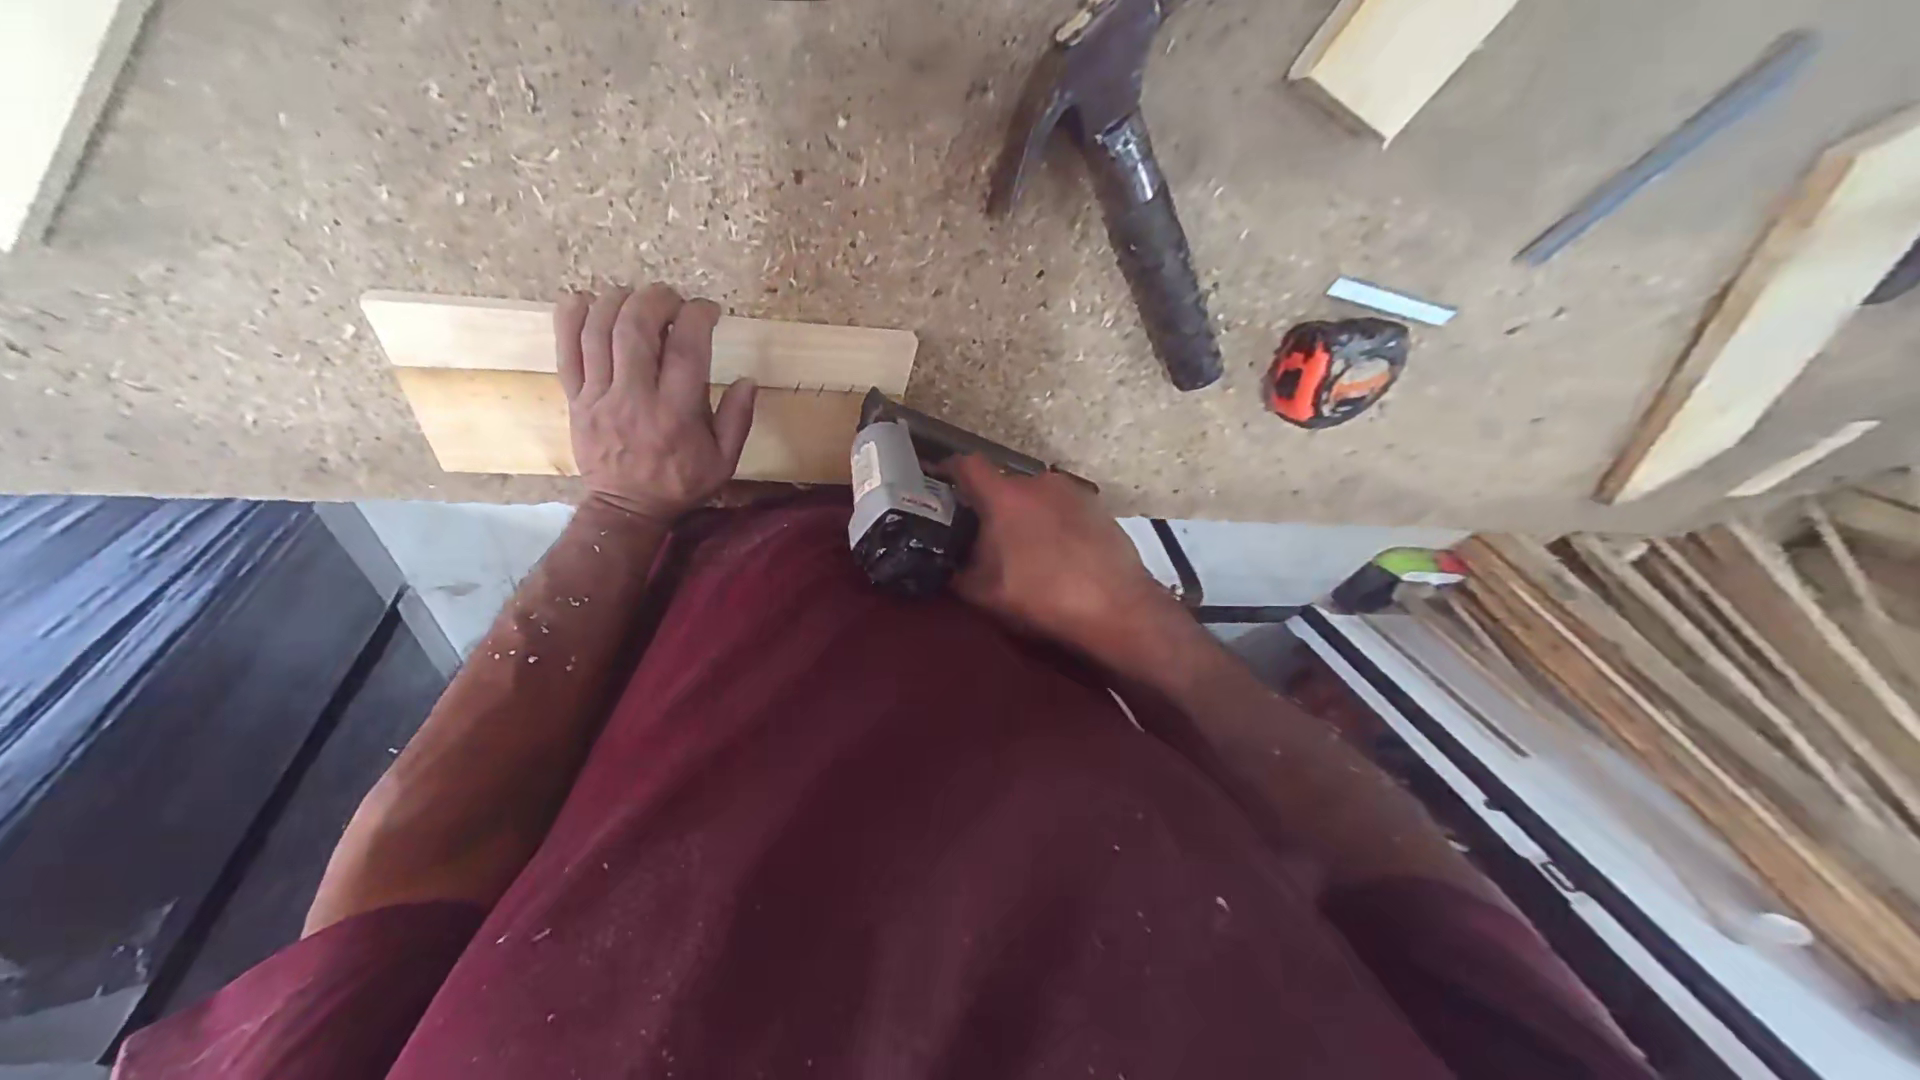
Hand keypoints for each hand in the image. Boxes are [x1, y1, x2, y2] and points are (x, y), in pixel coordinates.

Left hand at [555, 284, 756, 524]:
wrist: (627, 508)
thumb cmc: (681, 483)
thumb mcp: (725, 460)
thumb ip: (738, 419)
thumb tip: (747, 380)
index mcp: (677, 413)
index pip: (686, 348)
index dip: (698, 317)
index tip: (709, 310)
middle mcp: (636, 398)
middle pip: (636, 328)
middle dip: (656, 299)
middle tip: (672, 297)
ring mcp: (600, 397)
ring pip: (599, 331)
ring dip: (618, 301)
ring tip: (636, 295)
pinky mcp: (576, 399)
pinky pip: (566, 350)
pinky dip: (571, 317)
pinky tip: (584, 298)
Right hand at [947, 456, 1184, 657]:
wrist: (1115, 607)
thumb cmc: (1042, 597)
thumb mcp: (984, 594)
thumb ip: (956, 573)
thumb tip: (945, 564)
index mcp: (1004, 497)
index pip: (966, 465)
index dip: (949, 470)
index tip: (941, 482)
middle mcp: (1038, 483)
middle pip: (1003, 484)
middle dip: (991, 506)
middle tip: (986, 536)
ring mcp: (1072, 491)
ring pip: (1034, 496)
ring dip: (1025, 514)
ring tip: (1026, 548)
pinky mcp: (1097, 506)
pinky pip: (1062, 507)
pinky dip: (1052, 522)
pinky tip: (1058, 552)